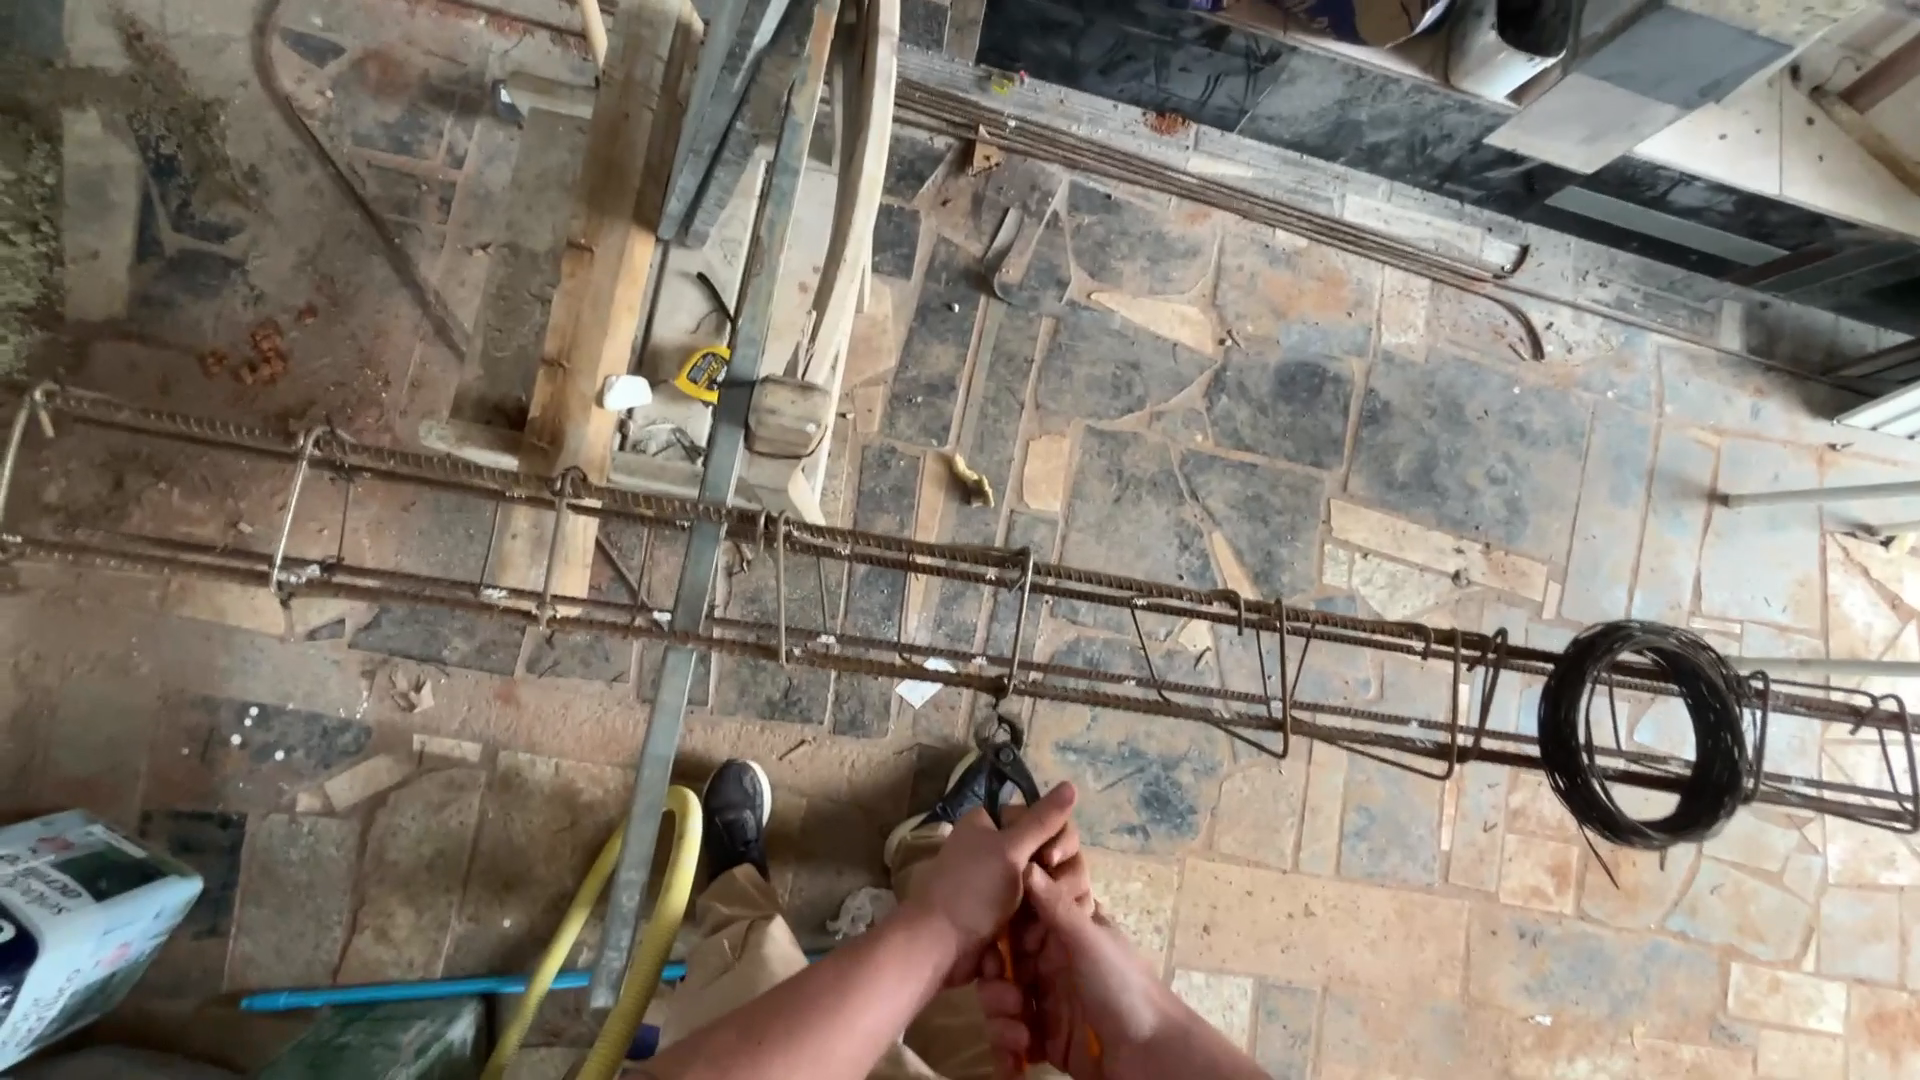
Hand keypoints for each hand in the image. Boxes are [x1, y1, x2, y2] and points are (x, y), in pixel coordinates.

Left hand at [899, 782, 1081, 985]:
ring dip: (1050, 903)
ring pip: (1051, 883)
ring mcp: (1006, 882)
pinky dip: (1045, 919)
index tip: (1050, 859)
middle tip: (1044, 896)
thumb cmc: (970, 891)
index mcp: (991, 822)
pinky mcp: (1011, 913)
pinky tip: (1047, 933)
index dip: (1056, 838)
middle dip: (1055, 878)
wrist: (940, 949)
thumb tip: (1072, 784)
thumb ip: (1043, 820)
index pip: (1044, 818)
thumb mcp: (1008, 850)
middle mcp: (999, 847)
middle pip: (1052, 852)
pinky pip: (1042, 908)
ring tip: (1039, 921)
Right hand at [977, 860, 1179, 1079]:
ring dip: (1001, 1020)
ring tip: (1021, 1036)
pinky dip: (1006, 1050)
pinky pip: (1011, 1039)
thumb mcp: (1088, 939)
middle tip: (1012, 1001)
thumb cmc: (1122, 985)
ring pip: (1002, 1003)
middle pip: (1002, 966)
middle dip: (995, 985)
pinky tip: (1016, 1059)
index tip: (991, 951)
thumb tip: (1026, 861)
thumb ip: (1054, 905)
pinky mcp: (1045, 1040)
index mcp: (1062, 933)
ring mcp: (1047, 1003)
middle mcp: (1050, 964)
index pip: (1016, 925)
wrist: (1153, 1057)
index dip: (997, 936)